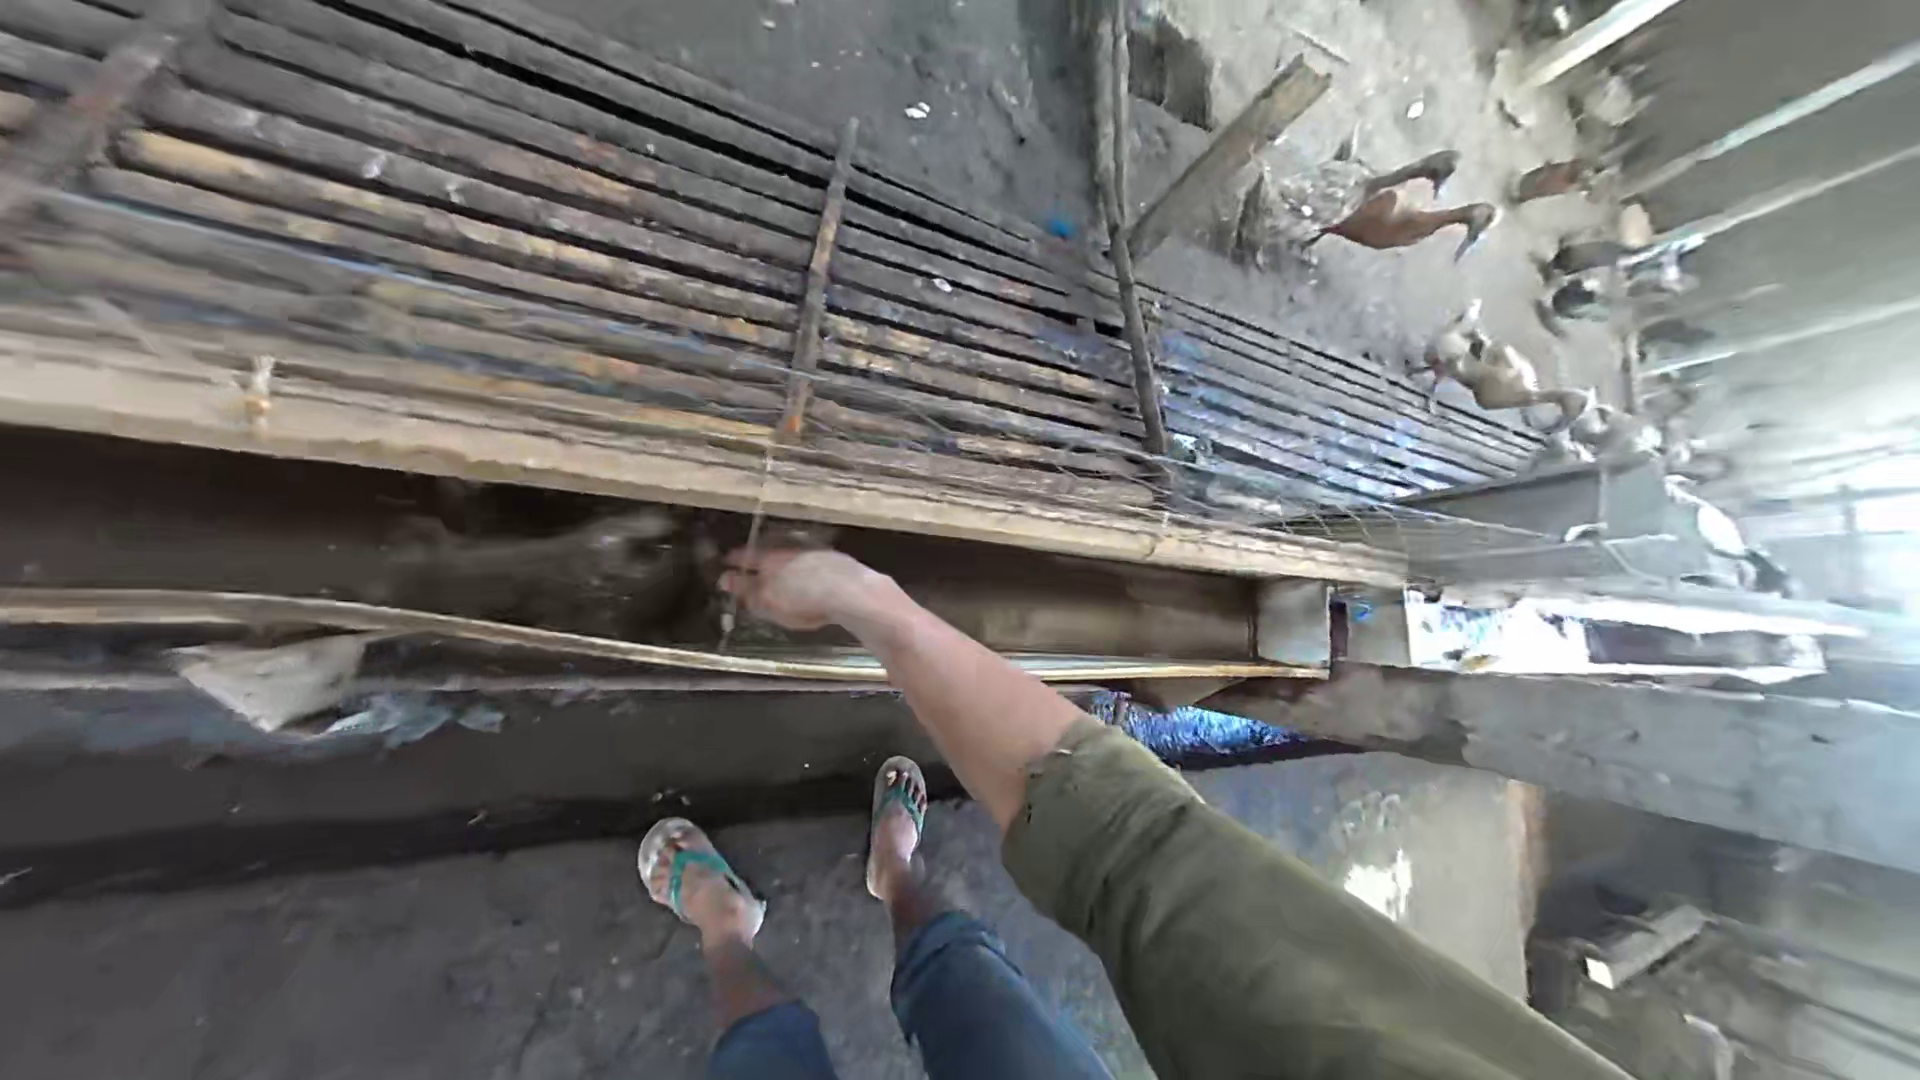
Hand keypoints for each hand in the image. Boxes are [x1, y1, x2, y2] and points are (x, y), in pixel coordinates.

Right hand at [720, 547, 892, 631]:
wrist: (852, 592)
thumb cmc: (804, 599)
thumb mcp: (768, 602)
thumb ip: (747, 591)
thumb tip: (727, 580)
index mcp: (771, 558)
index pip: (747, 557)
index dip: (736, 562)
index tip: (727, 564)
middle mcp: (794, 551)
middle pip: (772, 555)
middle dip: (762, 563)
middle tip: (755, 573)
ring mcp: (819, 555)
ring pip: (796, 559)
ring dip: (787, 567)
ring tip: (782, 579)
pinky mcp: (840, 564)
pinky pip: (817, 567)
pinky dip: (809, 573)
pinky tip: (812, 583)